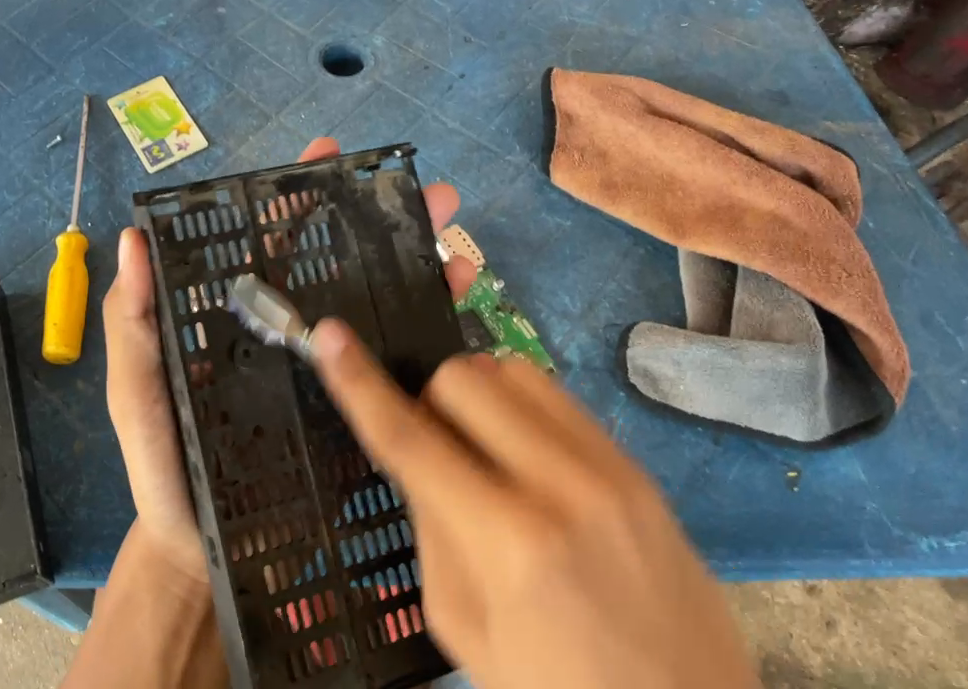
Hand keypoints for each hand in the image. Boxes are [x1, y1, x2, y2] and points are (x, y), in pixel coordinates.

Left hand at [102, 137, 473, 581]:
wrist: (202, 557)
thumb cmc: (162, 467)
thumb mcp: (135, 390)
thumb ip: (131, 321)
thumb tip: (132, 240)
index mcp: (236, 318)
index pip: (269, 244)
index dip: (296, 197)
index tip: (330, 154)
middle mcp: (287, 333)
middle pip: (339, 263)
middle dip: (384, 221)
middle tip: (432, 194)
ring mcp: (325, 372)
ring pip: (378, 303)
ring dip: (419, 263)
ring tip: (457, 234)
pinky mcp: (354, 413)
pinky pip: (396, 363)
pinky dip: (430, 327)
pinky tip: (460, 300)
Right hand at [307, 325, 757, 688]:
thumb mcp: (467, 630)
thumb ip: (434, 532)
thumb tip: (419, 458)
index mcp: (509, 545)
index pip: (412, 439)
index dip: (360, 383)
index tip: (328, 335)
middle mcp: (563, 488)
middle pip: (464, 378)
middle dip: (431, 401)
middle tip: (437, 450)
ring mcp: (611, 470)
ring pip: (513, 369)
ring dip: (479, 397)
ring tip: (484, 452)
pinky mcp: (639, 467)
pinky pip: (559, 395)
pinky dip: (523, 408)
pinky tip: (527, 458)